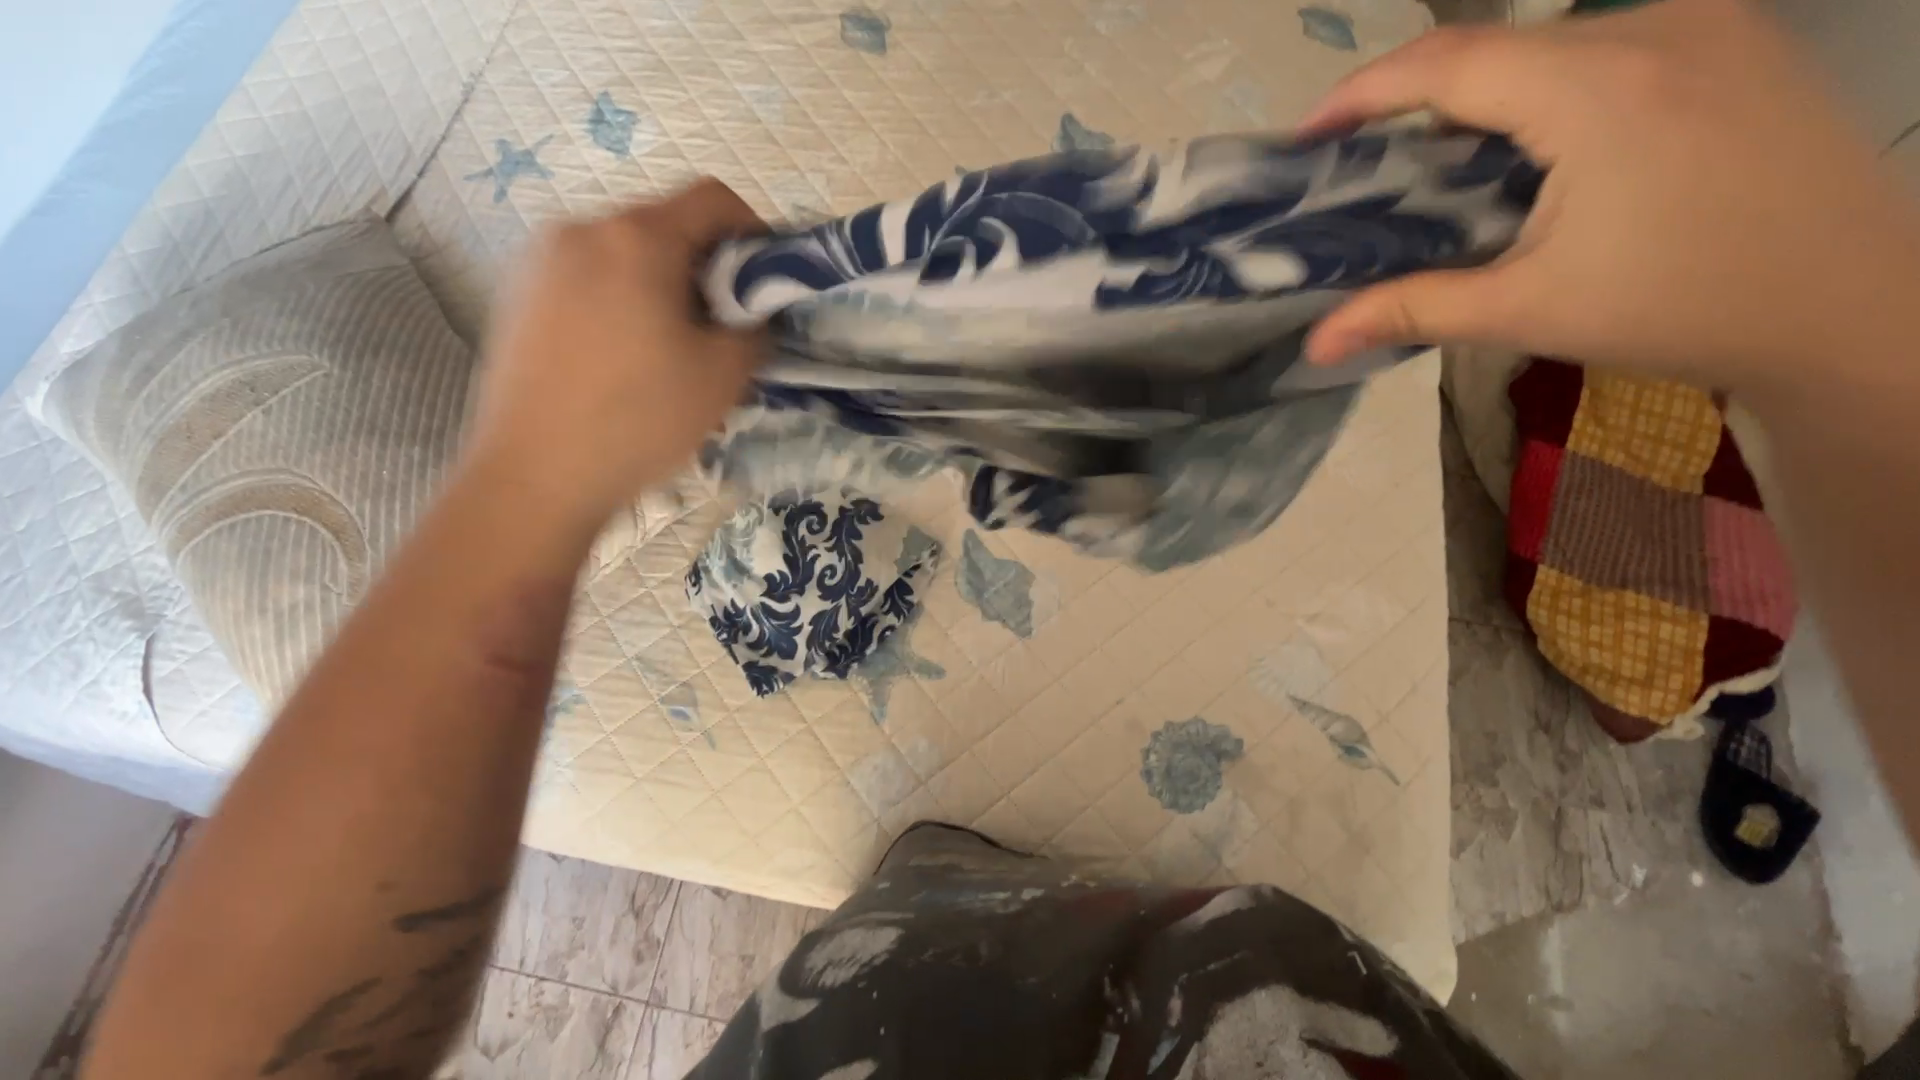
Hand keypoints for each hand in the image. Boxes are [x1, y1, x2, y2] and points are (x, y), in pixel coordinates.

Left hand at [463, 179, 765, 529]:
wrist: (533, 478)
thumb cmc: (638, 421)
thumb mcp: (723, 375)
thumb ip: (756, 327)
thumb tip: (755, 312)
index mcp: (636, 237)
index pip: (713, 199)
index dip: (755, 232)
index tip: (767, 284)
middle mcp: (580, 229)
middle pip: (665, 224)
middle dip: (706, 266)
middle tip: (722, 326)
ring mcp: (539, 260)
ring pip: (624, 253)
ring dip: (662, 285)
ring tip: (671, 348)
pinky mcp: (516, 295)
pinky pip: (587, 278)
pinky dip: (620, 300)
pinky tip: (624, 359)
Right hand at [1301, 0, 1919, 388]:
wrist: (1849, 304)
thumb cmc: (1680, 310)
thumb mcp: (1528, 310)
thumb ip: (1411, 309)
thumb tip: (1314, 345)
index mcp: (1599, 88)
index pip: (1446, 61)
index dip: (1362, 91)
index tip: (1307, 138)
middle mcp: (1654, 26)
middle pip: (1493, 48)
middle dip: (1415, 103)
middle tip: (1366, 166)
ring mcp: (1706, 20)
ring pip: (1547, 45)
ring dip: (1480, 99)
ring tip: (1441, 167)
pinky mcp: (1734, 35)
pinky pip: (1604, 46)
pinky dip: (1543, 91)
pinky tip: (1531, 149)